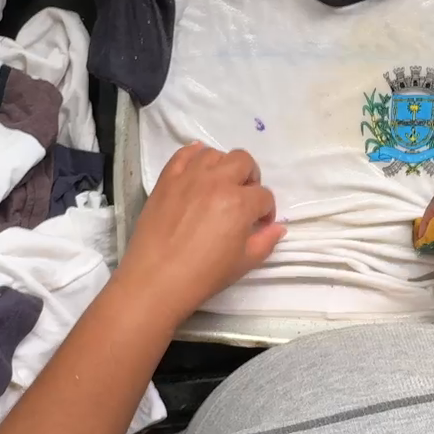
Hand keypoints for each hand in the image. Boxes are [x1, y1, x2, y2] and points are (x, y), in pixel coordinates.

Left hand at [113, 143, 285, 320]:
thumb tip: (277, 228)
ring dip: (223, 166)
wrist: (156, 279)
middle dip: (251, 178)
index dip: (266, 211)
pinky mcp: (167, 179)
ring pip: (214, 154)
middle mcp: (217, 182)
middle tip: (244, 198)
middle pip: (244, 161)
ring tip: (219, 185)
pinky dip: (194, 155)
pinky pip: (184, 154)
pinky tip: (198, 167)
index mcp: (240, 203)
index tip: (260, 224)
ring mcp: (189, 177)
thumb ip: (265, 241)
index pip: (264, 196)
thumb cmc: (204, 275)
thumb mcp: (244, 263)